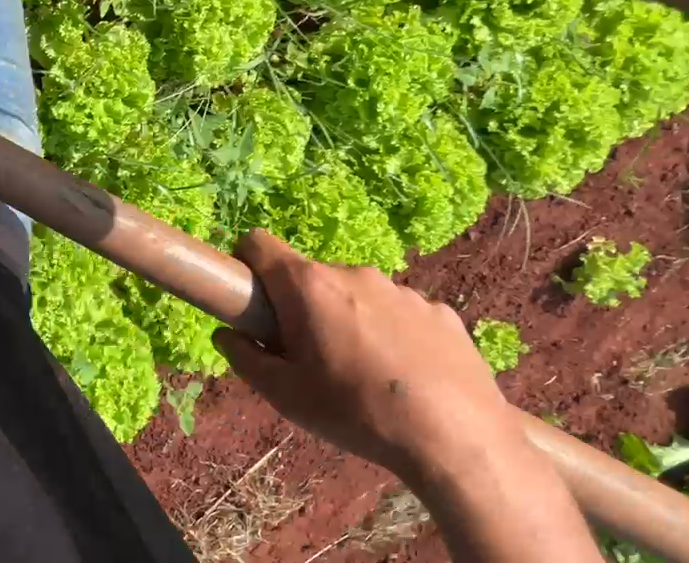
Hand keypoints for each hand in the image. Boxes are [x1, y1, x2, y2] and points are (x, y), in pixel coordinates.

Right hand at [213, 229, 526, 488]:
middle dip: (303, 305)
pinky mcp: (442, 313)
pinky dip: (394, 332)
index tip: (255, 301)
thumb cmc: (357, 413)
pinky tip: (408, 375)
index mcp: (307, 284)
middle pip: (310, 276)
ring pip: (358, 294)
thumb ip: (243, 358)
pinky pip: (402, 312)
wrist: (461, 446)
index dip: (247, 264)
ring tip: (366, 371)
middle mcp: (353, 273)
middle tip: (312, 353)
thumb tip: (226, 335)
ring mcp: (403, 291)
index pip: (257, 242)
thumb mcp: (283, 395)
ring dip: (350, 318)